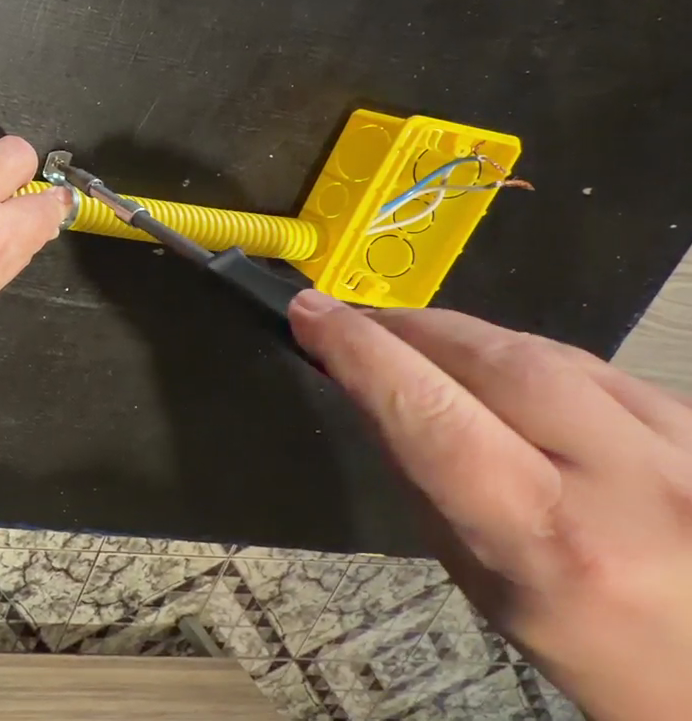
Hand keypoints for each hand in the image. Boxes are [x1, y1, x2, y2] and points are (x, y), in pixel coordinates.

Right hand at [289, 292, 691, 720]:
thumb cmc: (579, 636)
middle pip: (503, 363)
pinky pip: (602, 369)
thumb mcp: (472, 568)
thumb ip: (421, 468)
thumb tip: (365, 379)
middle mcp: (637, 489)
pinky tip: (509, 377)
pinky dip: (534, 360)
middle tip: (360, 320)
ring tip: (422, 345)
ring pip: (554, 354)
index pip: (433, 416)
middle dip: (415, 328)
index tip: (310, 311)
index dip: (362, 352)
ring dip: (470, 339)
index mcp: (551, 541)